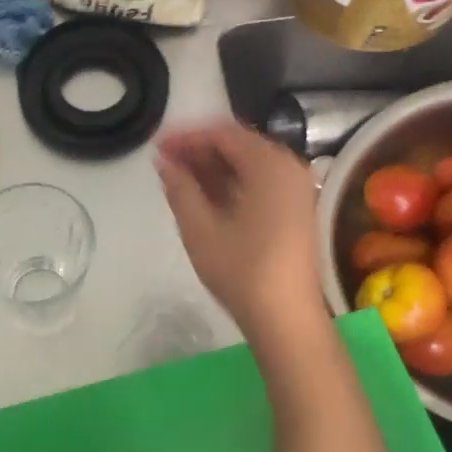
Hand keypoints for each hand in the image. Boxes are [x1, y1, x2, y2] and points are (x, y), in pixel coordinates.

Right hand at [156, 122, 324, 337]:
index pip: (223, 134)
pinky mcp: (294, 209)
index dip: (187, 136)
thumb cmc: (241, 270)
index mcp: (270, 165)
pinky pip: (258, 182)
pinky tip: (203, 196)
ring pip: (248, 165)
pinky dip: (230, 183)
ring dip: (212, 168)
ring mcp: (296, 189)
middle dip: (199, 150)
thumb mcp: (199, 228)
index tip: (156, 145)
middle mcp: (289, 167)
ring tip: (176, 179)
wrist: (285, 317)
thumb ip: (180, 188)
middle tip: (162, 161)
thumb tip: (164, 163)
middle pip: (238, 145)